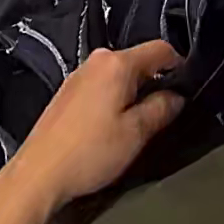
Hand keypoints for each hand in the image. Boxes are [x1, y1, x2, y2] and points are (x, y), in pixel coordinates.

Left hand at [3, 40, 184, 210]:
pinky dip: (114, 97)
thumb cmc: (89, 152)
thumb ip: (162, 108)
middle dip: (154, 82)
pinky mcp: (68, 90)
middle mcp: (98, 60)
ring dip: (133, 92)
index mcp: (117, 63)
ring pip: (120, 73)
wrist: (37, 175)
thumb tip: (177, 96)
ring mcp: (80, 73)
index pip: (161, 48)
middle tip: (161, 114)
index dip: (179, 65)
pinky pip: (102, 83)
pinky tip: (109, 126)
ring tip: (135, 124)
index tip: (186, 88)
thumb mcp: (136, 133)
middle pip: (139, 60)